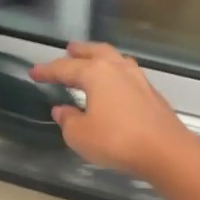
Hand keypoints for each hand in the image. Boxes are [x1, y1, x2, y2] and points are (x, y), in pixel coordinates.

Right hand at [31, 42, 196, 176]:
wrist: (165, 150)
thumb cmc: (116, 140)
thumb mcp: (80, 135)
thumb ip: (68, 120)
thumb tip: (62, 110)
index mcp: (96, 73)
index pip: (65, 68)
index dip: (48, 71)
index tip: (34, 72)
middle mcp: (118, 69)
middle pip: (96, 52)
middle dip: (80, 51)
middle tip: (69, 48)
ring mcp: (139, 79)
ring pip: (116, 60)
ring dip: (102, 57)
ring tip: (93, 60)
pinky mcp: (152, 94)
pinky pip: (128, 75)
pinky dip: (116, 74)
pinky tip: (116, 84)